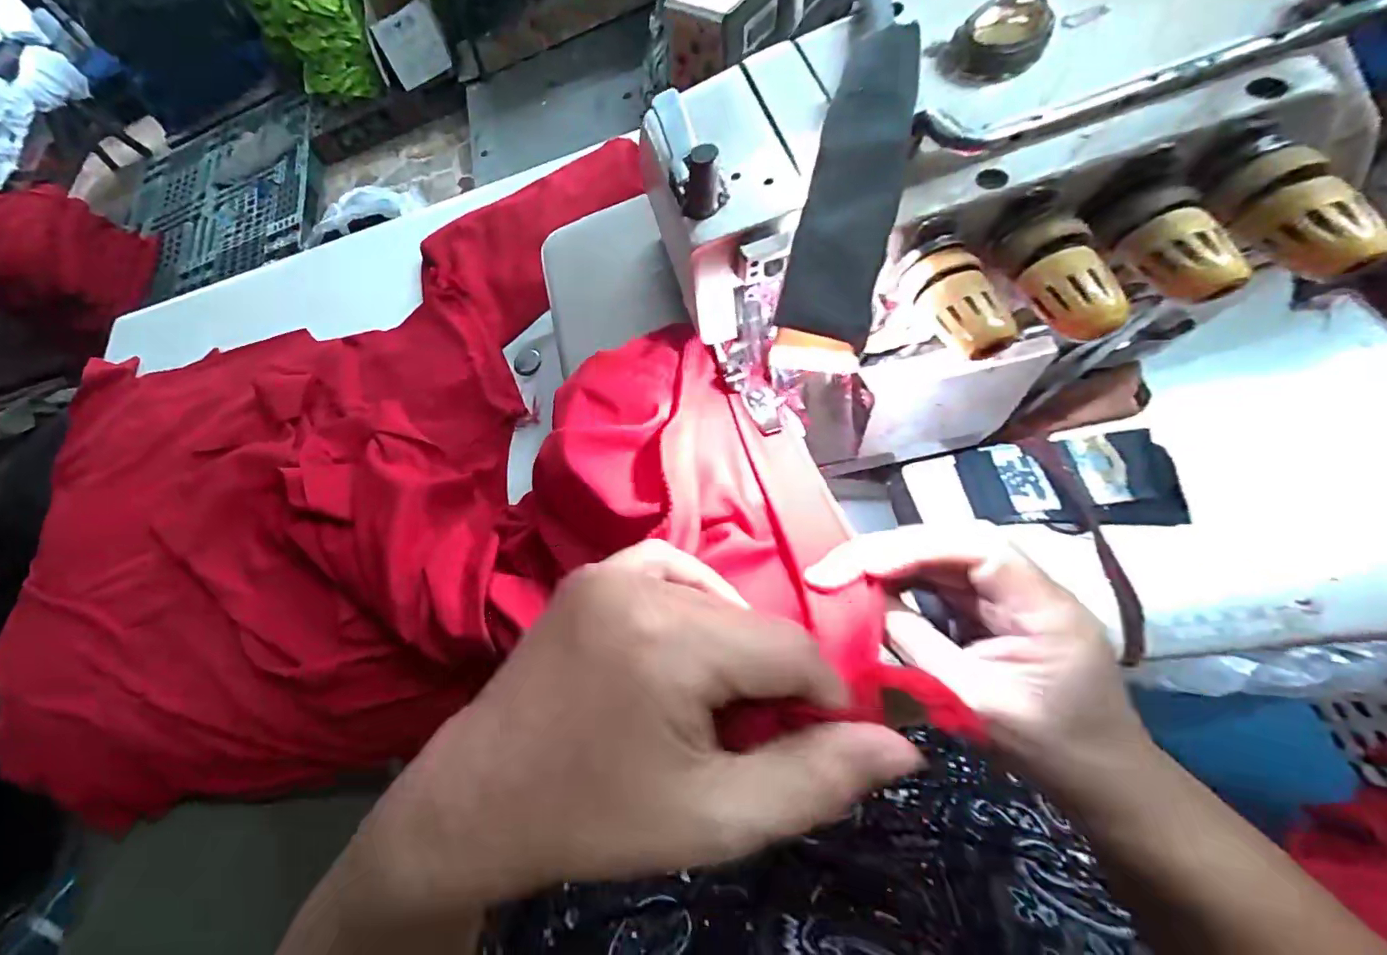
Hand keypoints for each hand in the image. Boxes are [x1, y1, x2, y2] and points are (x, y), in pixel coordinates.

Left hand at [354, 541, 923, 911]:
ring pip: (712, 597)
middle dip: (767, 681)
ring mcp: (602, 573)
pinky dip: (688, 603)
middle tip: (736, 740)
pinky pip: (661, 570)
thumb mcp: (719, 816)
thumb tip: (900, 744)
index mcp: (672, 638)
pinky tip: (678, 648)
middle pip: (751, 624)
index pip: (793, 651)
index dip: (818, 704)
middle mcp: (636, 585)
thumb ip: (817, 778)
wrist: (487, 795)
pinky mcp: (583, 578)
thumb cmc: (599, 815)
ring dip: (729, 644)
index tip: (801, 748)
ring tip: (704, 703)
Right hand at [805, 523, 1152, 795]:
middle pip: (948, 542)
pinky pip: (934, 581)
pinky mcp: (986, 610)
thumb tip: (867, 602)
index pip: (975, 547)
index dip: (912, 547)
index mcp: (1043, 605)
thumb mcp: (976, 701)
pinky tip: (865, 589)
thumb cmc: (1051, 749)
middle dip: (886, 549)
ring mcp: (1005, 597)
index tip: (861, 569)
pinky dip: (895, 581)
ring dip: (884, 562)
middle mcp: (1025, 587)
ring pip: (935, 557)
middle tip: (832, 570)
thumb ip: (919, 644)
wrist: (1103, 784)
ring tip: (838, 577)